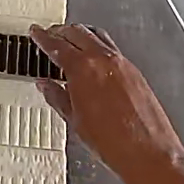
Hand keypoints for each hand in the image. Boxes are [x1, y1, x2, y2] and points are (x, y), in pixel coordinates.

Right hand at [30, 23, 183, 180]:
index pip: (57, 45)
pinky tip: (94, 57)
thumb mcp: (74, 120)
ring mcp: (121, 62)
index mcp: (82, 69)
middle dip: (60, 32)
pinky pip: (111, 47)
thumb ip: (57, 97)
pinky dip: (97, 45)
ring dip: (80, 34)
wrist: (148, 152)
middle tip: (49, 34)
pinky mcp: (134, 70)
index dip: (43, 37)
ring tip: (70, 40)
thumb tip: (46, 86)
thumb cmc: (114, 142)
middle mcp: (102, 59)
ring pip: (96, 36)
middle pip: (77, 33)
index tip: (36, 32)